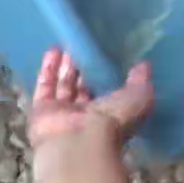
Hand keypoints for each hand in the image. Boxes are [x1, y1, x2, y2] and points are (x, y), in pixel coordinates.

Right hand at [28, 48, 153, 152]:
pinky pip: (44, 88)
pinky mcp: (41, 112)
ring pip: (62, 86)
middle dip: (82, 67)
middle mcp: (83, 115)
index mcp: (107, 115)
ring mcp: (60, 113)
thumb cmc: (112, 121)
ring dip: (65, 65)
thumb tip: (142, 66)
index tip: (107, 52)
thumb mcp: (138, 99)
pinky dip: (48, 70)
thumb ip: (140, 82)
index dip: (105, 72)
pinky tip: (53, 50)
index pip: (106, 91)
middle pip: (81, 87)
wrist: (78, 140)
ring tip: (69, 43)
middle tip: (85, 44)